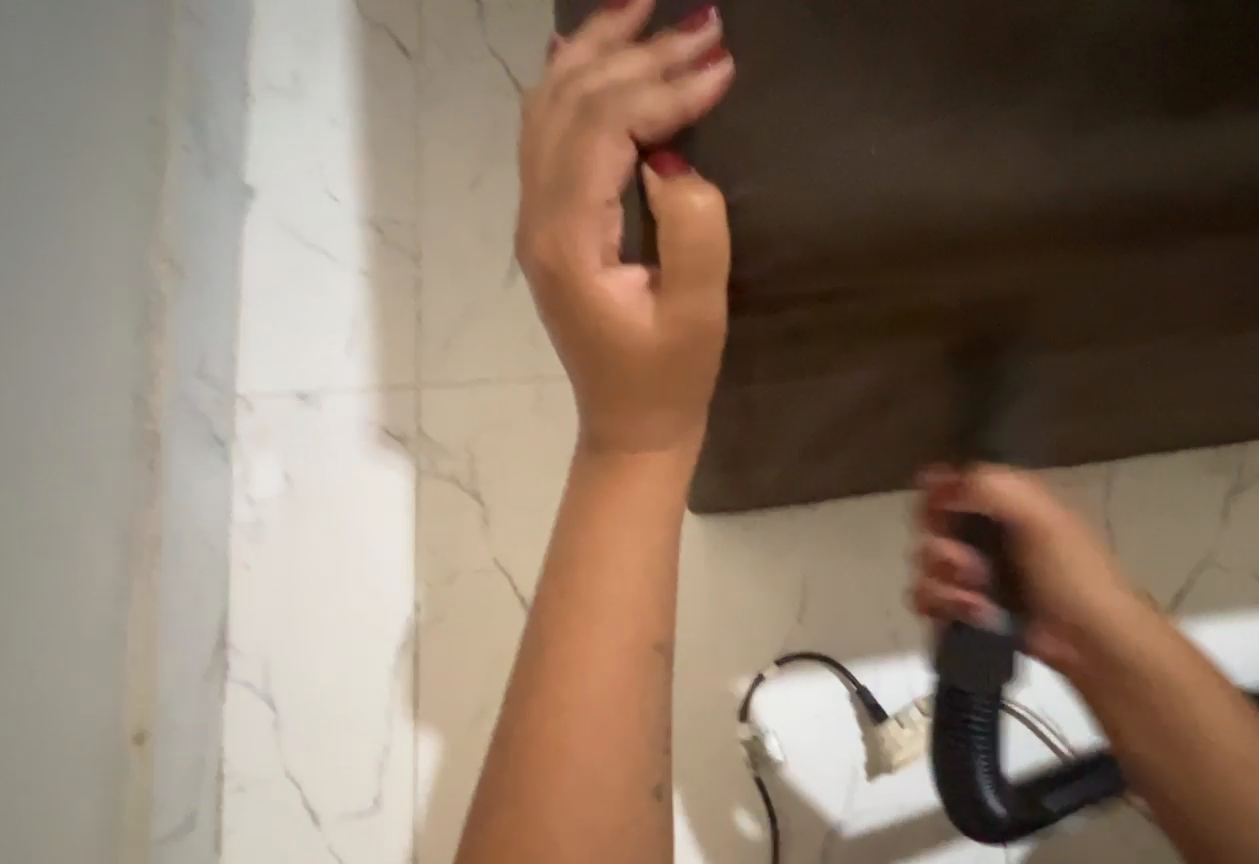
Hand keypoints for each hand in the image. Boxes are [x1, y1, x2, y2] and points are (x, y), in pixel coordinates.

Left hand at [516, 0, 735, 456]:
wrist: (629, 427)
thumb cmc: (668, 381)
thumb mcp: (697, 314)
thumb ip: (691, 229)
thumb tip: (670, 156)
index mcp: (567, 239)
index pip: (605, 127)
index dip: (663, 87)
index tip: (723, 64)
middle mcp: (536, 218)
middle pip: (572, 103)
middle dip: (637, 54)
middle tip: (702, 20)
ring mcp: (535, 220)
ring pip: (549, 109)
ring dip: (597, 54)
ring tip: (646, 8)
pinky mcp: (548, 227)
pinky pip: (546, 135)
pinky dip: (573, 86)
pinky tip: (594, 55)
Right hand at [911, 465, 1155, 675]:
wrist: (1089, 640)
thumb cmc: (1073, 575)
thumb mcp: (1042, 518)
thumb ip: (991, 488)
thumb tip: (938, 480)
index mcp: (1004, 502)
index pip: (950, 484)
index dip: (936, 498)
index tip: (940, 516)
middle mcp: (983, 532)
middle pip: (930, 526)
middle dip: (941, 549)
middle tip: (968, 566)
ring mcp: (972, 571)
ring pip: (925, 565)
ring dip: (945, 583)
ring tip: (977, 600)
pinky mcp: (965, 605)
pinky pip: (926, 597)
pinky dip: (942, 606)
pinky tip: (970, 614)